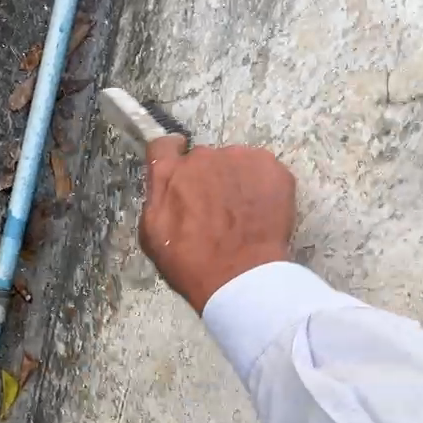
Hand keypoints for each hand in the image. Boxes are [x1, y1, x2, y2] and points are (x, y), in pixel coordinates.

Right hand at [138, 136, 297, 311]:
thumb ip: (156, 199)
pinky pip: (260, 170)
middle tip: (213, 210)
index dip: (170, 156)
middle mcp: (202, 157)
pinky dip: (259, 186)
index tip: (178, 170)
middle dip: (205, 178)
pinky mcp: (270, 167)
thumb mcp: (152, 235)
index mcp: (169, 174)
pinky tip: (258, 212)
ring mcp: (239, 159)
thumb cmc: (191, 263)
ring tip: (239, 215)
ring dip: (233, 181)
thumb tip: (166, 186)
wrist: (240, 276)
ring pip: (233, 164)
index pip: (163, 146)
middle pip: (202, 159)